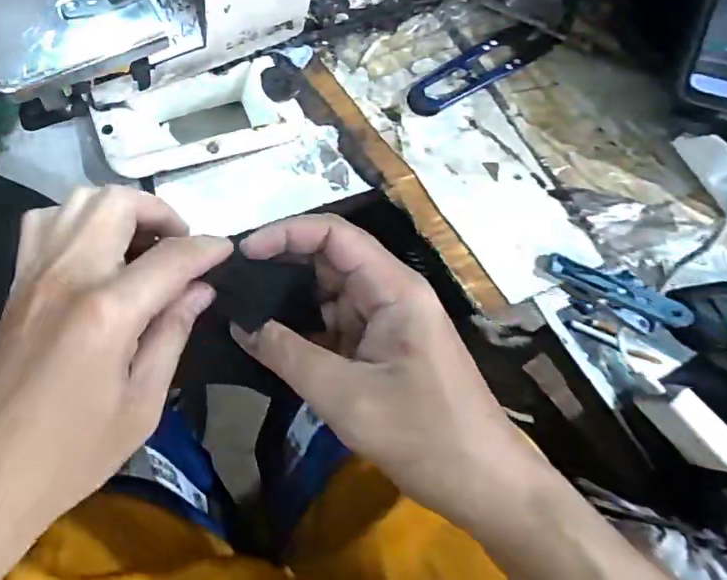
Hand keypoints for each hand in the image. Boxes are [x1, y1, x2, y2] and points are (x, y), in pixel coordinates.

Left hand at [0, 187, 232, 579]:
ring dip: (117, 209)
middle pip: (117, 202)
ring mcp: (36, 268)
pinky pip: (44, 219)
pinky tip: (90, 248)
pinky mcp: (17, 277)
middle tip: (178, 244)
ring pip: (79, 199)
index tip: (225, 249)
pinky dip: (75, 218)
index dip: (205, 249)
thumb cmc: (74, 451)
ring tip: (139, 243)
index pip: (169, 257)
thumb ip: (173, 333)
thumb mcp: (142, 404)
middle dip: (158, 212)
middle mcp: (69, 272)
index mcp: (106, 310)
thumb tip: (200, 288)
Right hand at [234, 213, 542, 527]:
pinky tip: (267, 332)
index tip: (245, 252)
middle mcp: (389, 293)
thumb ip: (287, 353)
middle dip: (280, 260)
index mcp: (393, 289)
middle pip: (327, 256)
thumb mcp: (346, 396)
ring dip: (286, 294)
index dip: (286, 233)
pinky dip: (300, 323)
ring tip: (241, 299)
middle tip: (233, 275)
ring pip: (325, 289)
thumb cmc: (426, 437)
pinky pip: (331, 319)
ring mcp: (384, 319)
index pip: (333, 234)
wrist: (493, 494)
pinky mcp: (378, 346)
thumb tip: (241, 323)